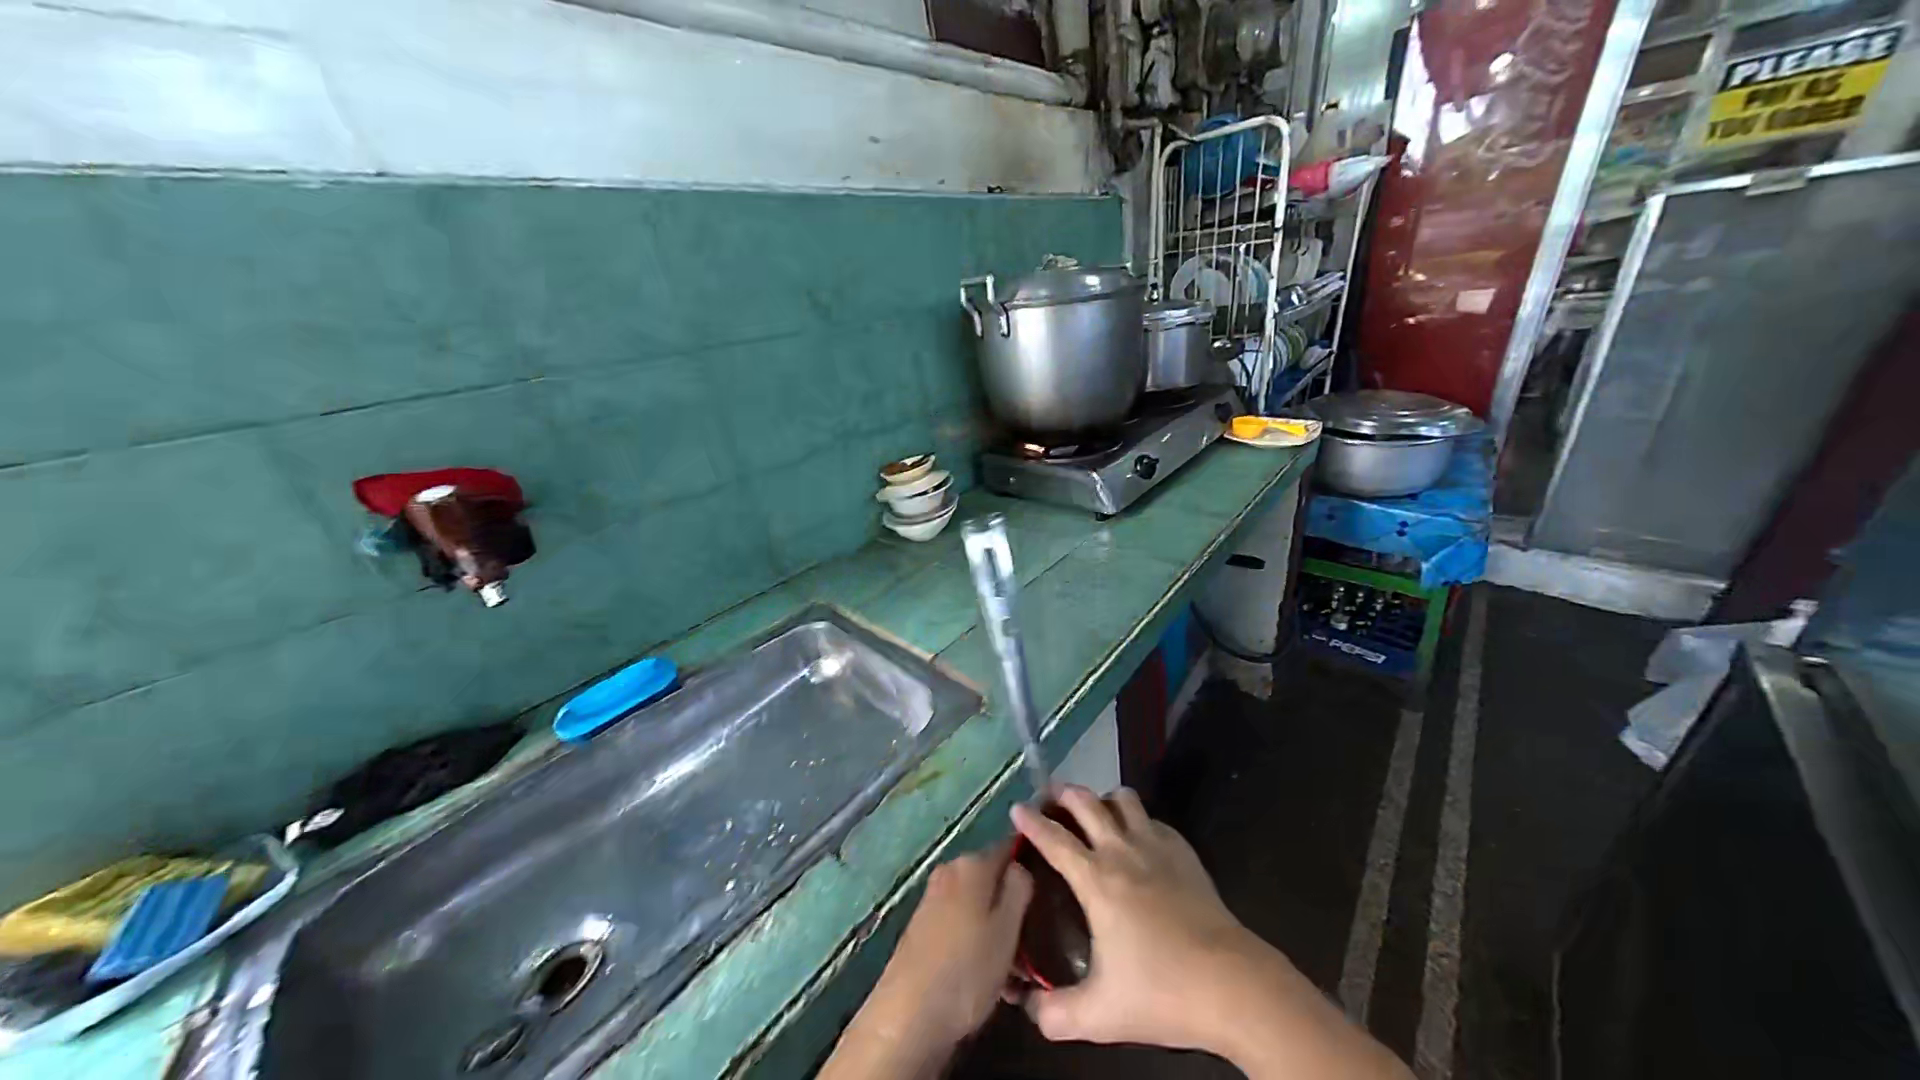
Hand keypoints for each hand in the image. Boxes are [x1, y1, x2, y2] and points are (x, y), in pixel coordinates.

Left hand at [820, 850, 1031, 1079]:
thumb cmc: (967, 969)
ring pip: (979, 904)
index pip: (1010, 847)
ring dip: (997, 927)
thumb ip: (1019, 888)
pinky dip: (977, 940)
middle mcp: (949, 871)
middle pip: (993, 878)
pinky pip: (962, 923)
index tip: (1050, 891)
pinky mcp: (923, 927)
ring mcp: (932, 899)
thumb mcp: (1007, 929)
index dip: (1032, 865)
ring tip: (1017, 968)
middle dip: (1014, 903)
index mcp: (971, 864)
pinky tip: (988, 974)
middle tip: (1035, 937)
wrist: (908, 1017)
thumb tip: (1020, 865)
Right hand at [1012, 786, 1410, 1078]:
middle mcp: (1122, 853)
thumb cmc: (1163, 992)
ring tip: (1095, 810)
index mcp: (1096, 881)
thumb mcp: (1100, 1015)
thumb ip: (1056, 1014)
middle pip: (1087, 803)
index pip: (1054, 839)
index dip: (1031, 821)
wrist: (1233, 985)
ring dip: (1104, 799)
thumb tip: (1030, 1011)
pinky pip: (1155, 821)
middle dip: (1064, 793)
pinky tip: (1139, 838)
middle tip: (1050, 795)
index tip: (1016, 807)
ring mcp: (1157, 848)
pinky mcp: (1185, 854)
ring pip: (1125, 800)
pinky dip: (1139, 820)